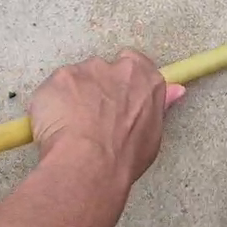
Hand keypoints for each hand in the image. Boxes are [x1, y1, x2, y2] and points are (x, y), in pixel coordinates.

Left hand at [29, 50, 185, 186]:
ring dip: (71, 97)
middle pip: (103, 69)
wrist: (91, 163)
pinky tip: (55, 127)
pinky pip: (53, 89)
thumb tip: (176, 91)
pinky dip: (50, 105)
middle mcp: (120, 69)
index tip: (115, 96)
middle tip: (89, 117)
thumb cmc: (123, 156)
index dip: (122, 80)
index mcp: (146, 81)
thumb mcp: (152, 135)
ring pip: (75, 79)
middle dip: (94, 88)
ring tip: (69, 128)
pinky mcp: (61, 77)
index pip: (135, 64)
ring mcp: (89, 70)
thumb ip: (157, 107)